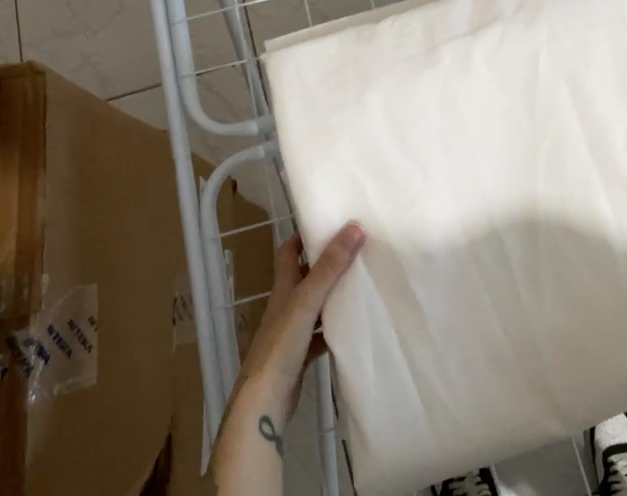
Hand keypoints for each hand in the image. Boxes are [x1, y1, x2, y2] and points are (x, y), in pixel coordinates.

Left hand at [232, 223, 366, 417]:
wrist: (264, 401)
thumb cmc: (282, 344)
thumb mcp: (307, 300)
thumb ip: (330, 267)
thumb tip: (354, 227)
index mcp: (282, 288)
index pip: (288, 252)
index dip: (303, 237)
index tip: (328, 225)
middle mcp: (285, 306)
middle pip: (305, 277)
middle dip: (326, 264)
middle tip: (356, 252)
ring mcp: (292, 332)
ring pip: (315, 306)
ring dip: (333, 296)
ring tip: (362, 284)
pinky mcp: (299, 355)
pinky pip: (321, 335)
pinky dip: (334, 329)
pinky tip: (353, 327)